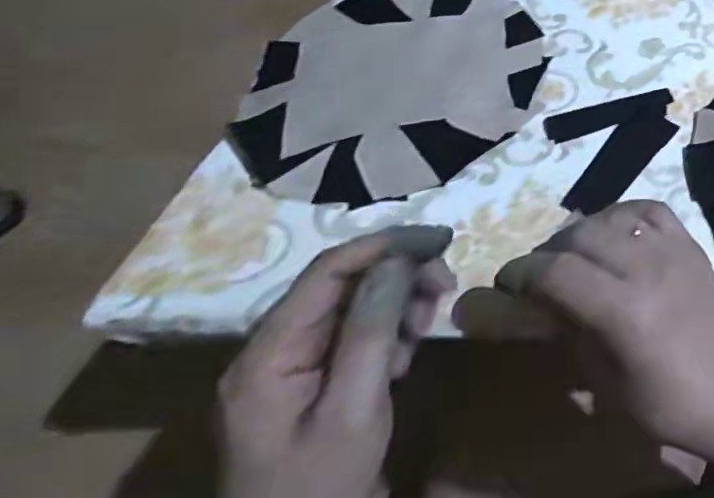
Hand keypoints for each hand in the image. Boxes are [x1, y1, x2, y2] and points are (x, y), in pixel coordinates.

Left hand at [218, 226, 455, 497]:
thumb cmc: (322, 486)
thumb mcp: (354, 409)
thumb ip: (371, 330)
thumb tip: (397, 260)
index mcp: (268, 354)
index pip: (327, 270)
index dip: (385, 244)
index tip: (440, 240)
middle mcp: (273, 348)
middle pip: (344, 281)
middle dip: (401, 274)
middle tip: (446, 285)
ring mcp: (290, 363)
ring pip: (356, 300)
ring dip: (400, 302)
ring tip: (425, 329)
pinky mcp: (311, 377)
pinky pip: (356, 329)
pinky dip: (390, 329)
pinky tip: (404, 355)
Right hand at [495, 201, 713, 471]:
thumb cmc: (661, 398)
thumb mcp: (603, 379)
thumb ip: (570, 330)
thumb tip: (537, 300)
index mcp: (625, 311)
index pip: (559, 272)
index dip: (524, 272)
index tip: (507, 281)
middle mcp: (648, 268)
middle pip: (583, 235)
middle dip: (549, 250)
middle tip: (537, 271)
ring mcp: (673, 249)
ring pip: (614, 216)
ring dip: (583, 230)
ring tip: (573, 252)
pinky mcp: (690, 241)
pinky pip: (651, 209)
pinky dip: (623, 213)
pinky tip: (612, 230)